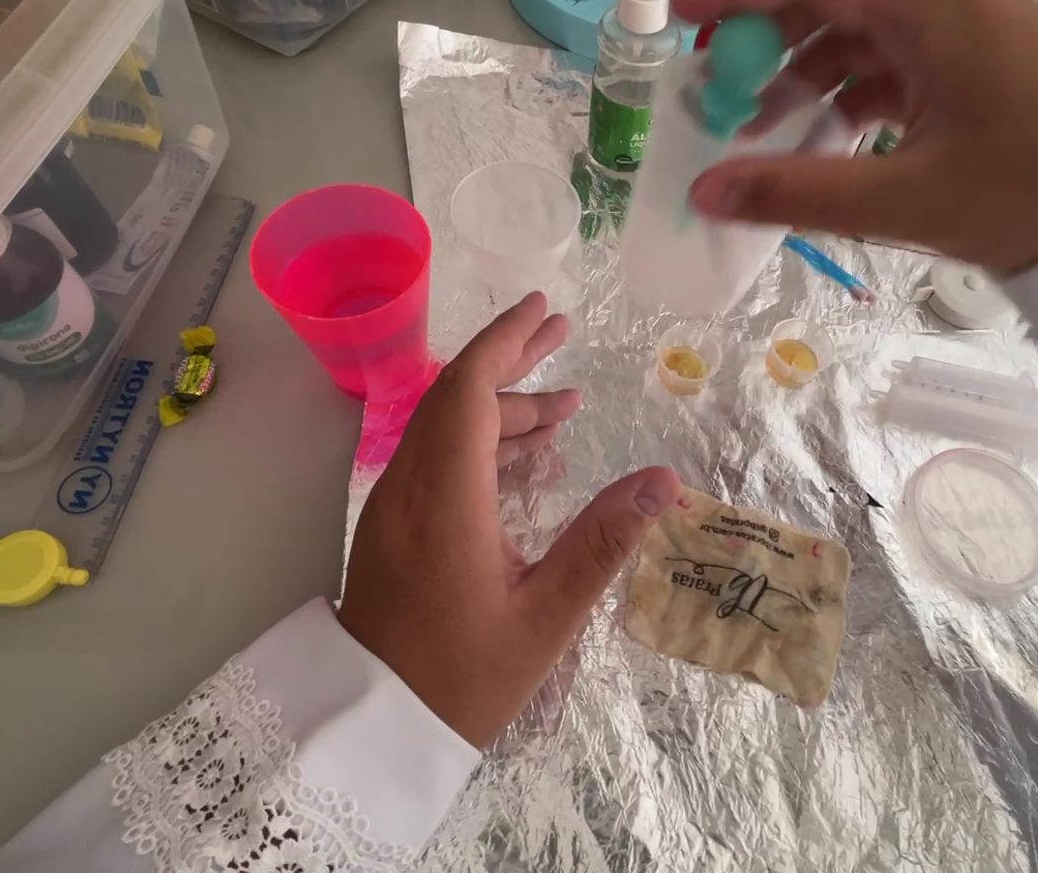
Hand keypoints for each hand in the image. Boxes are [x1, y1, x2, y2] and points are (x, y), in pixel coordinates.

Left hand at [336, 293, 680, 747]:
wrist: (372, 728)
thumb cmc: (462, 677)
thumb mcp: (546, 615)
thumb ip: (604, 540)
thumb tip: (665, 479)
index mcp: (444, 496)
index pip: (467, 389)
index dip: (505, 341)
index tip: (542, 309)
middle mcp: (410, 484)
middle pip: (456, 395)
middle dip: (510, 359)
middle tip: (562, 334)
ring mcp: (395, 503)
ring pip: (447, 427)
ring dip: (502, 405)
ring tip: (565, 404)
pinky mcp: (394, 523)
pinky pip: (440, 458)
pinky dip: (484, 441)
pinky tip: (527, 452)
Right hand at [673, 0, 1037, 274]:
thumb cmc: (1028, 194)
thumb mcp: (902, 200)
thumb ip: (794, 194)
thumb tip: (703, 193)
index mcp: (928, 2)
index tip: (681, 23)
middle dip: (760, 37)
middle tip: (712, 90)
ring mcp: (964, 25)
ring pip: (857, 28)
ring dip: (801, 70)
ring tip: (755, 127)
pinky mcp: (975, 58)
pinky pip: (891, 58)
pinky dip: (846, 90)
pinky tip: (822, 137)